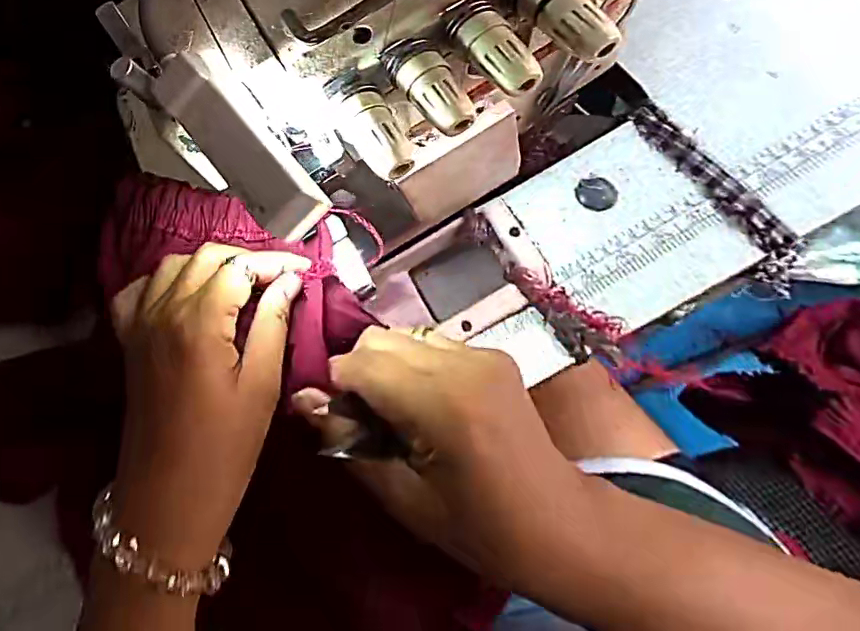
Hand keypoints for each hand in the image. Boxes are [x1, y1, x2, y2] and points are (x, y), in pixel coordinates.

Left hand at [107, 243, 307, 569]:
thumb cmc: (223, 450)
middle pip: (208, 257)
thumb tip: (289, 281)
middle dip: (248, 259)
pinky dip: (167, 280)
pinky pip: (141, 289)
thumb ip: (274, 323)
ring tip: (244, 283)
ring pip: (175, 264)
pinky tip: (189, 294)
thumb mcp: (261, 387)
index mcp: (198, 321)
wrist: (165, 504)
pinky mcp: (128, 340)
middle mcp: (163, 311)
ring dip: (211, 264)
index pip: (240, 266)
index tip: (304, 267)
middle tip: (281, 277)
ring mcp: (140, 324)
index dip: (276, 261)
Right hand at [292, 327, 599, 587]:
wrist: (557, 522)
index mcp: (441, 401)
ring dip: (388, 363)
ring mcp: (481, 352)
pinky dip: (417, 362)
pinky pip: (435, 342)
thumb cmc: (477, 526)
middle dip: (360, 369)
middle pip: (381, 338)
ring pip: (405, 334)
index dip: (337, 384)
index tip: (335, 415)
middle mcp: (462, 362)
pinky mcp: (494, 352)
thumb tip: (303, 398)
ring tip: (398, 408)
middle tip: (365, 416)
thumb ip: (348, 442)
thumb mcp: (404, 498)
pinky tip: (429, 401)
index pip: (362, 363)